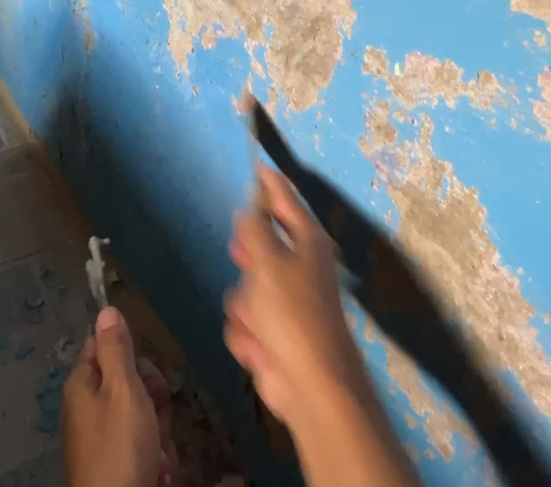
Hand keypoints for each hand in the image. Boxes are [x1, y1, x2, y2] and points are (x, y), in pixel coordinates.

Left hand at [64, 306, 167, 486]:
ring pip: (144, 412)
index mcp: (83, 383)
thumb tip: (107, 309)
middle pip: (130, 380)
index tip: (147, 374)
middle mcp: (89, 405)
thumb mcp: (121, 389)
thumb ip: (117, 349)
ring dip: (159, 427)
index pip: (105, 346)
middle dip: (153, 395)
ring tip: (157, 448)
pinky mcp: (118, 459)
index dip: (132, 356)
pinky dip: (156, 452)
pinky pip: (144, 441)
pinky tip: (158, 466)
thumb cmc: (119, 446)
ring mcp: (104, 435)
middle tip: (156, 410)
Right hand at [224, 165, 370, 429]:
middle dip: (247, 259)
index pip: (286, 202)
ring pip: (245, 287)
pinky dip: (247, 332)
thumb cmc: (293, 314)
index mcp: (307, 242)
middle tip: (240, 258)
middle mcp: (300, 267)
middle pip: (261, 245)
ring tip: (257, 322)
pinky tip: (259, 346)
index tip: (258, 167)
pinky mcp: (274, 332)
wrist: (310, 384)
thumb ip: (254, 230)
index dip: (270, 185)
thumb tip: (249, 209)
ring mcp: (287, 302)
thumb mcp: (268, 262)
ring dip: (244, 306)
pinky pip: (245, 318)